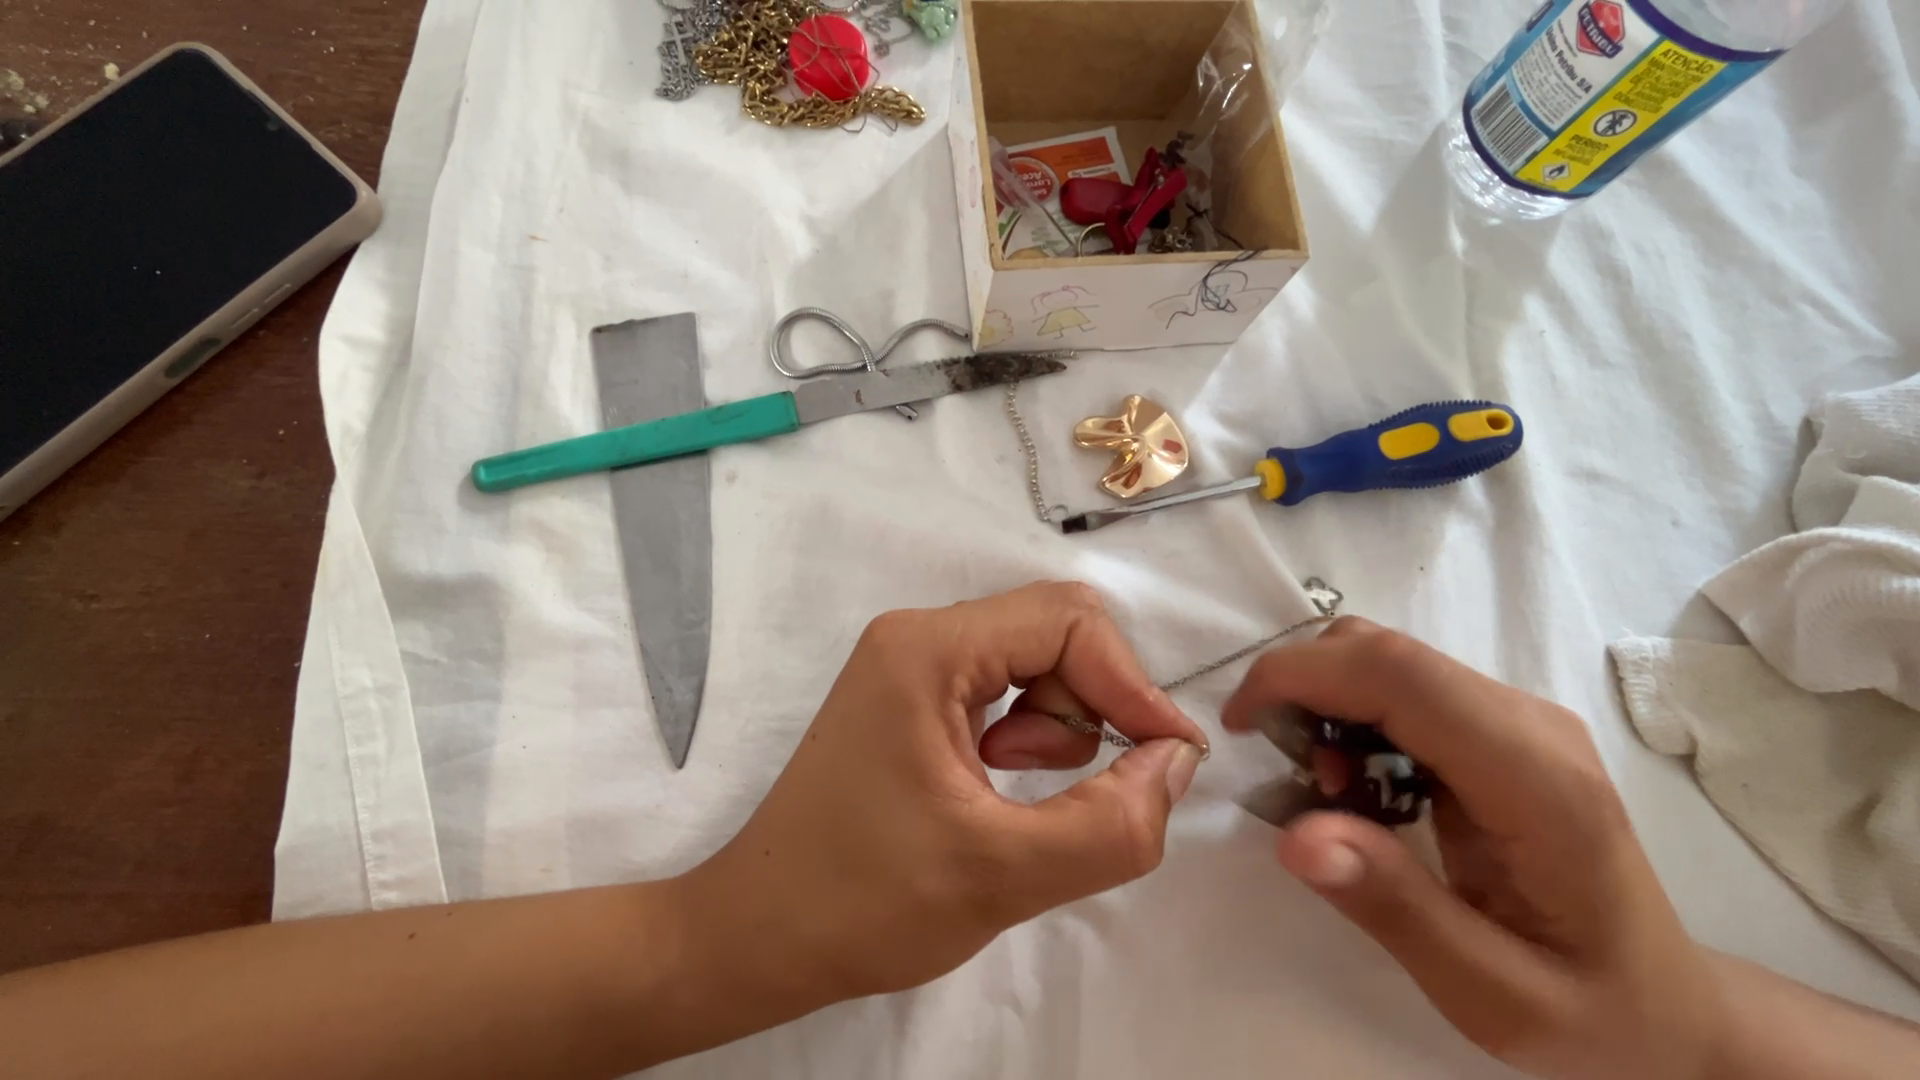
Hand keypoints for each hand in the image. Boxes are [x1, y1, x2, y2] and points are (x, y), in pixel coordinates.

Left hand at [688, 582, 1207, 1007]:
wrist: (761, 934)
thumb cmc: (866, 902)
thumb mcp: (1004, 875)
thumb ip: (1112, 823)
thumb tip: (1176, 760)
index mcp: (927, 649)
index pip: (1067, 622)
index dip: (1133, 685)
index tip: (1171, 758)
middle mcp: (918, 635)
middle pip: (1052, 632)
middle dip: (1092, 703)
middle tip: (1088, 779)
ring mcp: (909, 662)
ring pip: (1033, 660)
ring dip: (1056, 722)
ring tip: (1016, 786)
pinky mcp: (911, 695)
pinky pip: (1001, 687)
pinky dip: (1025, 731)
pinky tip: (995, 780)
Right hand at [1223, 618, 1726, 1079]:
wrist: (1671, 1007)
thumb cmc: (1591, 1009)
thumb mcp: (1494, 997)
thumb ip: (1395, 909)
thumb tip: (1293, 836)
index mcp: (1535, 780)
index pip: (1398, 675)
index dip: (1301, 675)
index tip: (1240, 725)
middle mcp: (1528, 723)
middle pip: (1383, 652)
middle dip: (1302, 690)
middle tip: (1286, 775)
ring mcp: (1516, 718)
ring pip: (1384, 661)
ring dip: (1324, 707)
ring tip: (1328, 794)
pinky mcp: (1498, 726)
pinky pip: (1398, 689)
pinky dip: (1349, 720)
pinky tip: (1359, 788)